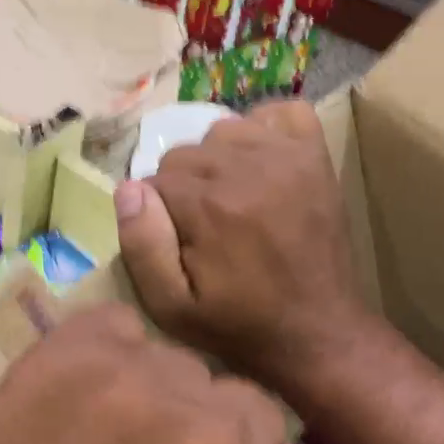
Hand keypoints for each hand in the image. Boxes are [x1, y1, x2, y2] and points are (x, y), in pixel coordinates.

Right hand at [117, 100, 370, 388]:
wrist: (313, 331)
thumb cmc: (234, 325)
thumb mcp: (170, 306)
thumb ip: (142, 247)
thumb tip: (128, 189)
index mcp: (209, 207)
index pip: (153, 180)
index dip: (151, 212)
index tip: (168, 241)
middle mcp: (248, 170)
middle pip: (185, 152)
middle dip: (178, 186)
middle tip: (194, 226)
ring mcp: (288, 158)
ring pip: (224, 130)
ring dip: (214, 159)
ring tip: (222, 198)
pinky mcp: (315, 158)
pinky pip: (282, 113)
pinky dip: (263, 129)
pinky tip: (256, 163)